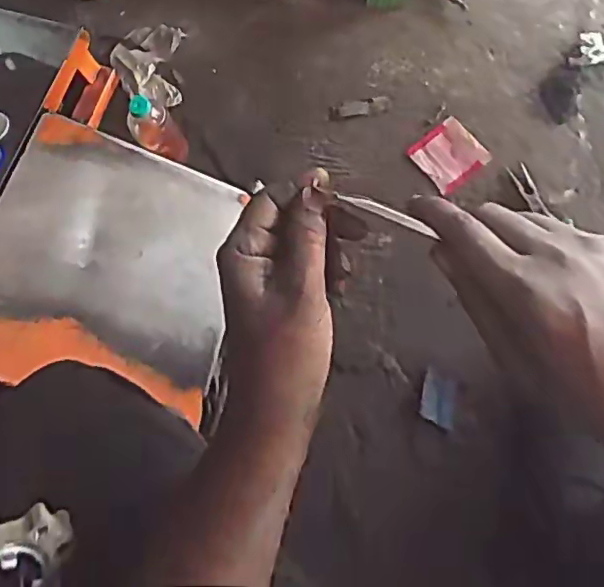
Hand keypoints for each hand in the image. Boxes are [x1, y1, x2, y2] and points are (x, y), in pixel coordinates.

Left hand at [217, 168, 337, 430]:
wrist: (277, 418)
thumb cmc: (288, 356)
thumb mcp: (305, 288)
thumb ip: (310, 234)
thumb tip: (314, 185)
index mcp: (243, 250)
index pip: (271, 198)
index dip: (304, 192)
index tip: (342, 196)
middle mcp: (249, 256)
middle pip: (288, 216)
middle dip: (324, 222)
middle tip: (360, 233)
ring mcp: (264, 275)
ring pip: (301, 239)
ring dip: (329, 247)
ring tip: (347, 274)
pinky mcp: (280, 292)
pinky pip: (305, 263)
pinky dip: (326, 268)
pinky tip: (341, 286)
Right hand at [410, 198, 603, 475]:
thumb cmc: (599, 400)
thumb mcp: (524, 367)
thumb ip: (479, 304)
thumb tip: (445, 257)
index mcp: (526, 287)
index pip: (465, 231)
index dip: (434, 214)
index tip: (416, 207)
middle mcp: (555, 251)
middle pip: (494, 214)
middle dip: (472, 227)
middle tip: (468, 254)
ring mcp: (591, 243)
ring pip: (530, 219)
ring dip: (510, 235)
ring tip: (521, 272)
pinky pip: (567, 233)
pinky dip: (550, 247)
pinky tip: (570, 283)